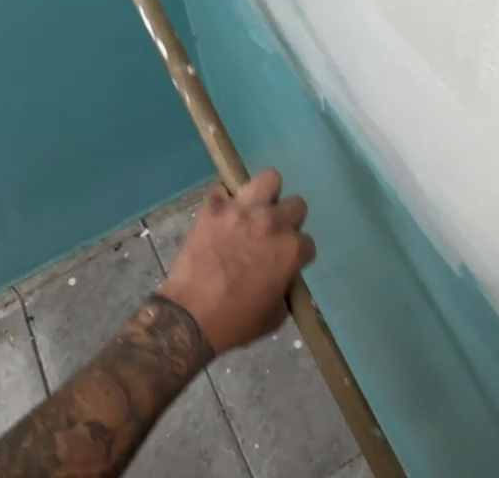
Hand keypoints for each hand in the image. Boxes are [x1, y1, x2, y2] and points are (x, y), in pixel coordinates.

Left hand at [157, 168, 315, 354]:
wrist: (191, 315)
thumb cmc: (236, 321)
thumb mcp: (276, 315)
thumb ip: (286, 288)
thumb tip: (283, 276)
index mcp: (291, 249)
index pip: (307, 241)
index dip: (296, 254)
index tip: (285, 261)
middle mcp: (272, 222)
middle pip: (296, 205)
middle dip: (288, 219)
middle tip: (271, 234)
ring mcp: (242, 209)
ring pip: (269, 178)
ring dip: (265, 194)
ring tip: (253, 209)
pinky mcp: (214, 206)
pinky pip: (223, 189)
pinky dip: (223, 200)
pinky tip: (220, 215)